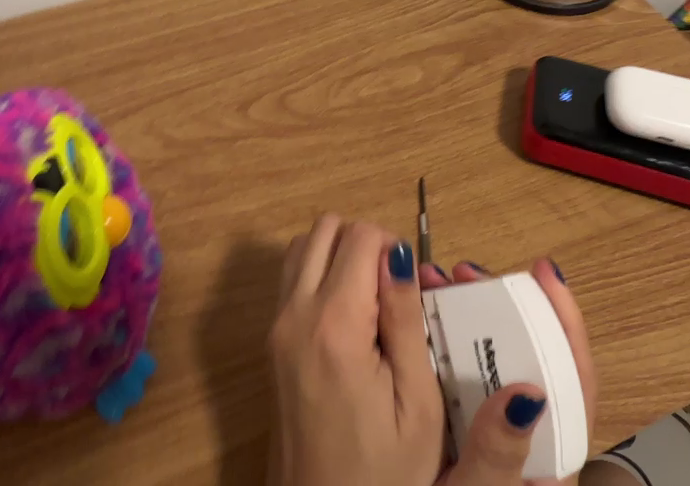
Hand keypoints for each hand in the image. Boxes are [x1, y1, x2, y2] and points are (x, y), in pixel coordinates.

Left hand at [267, 215, 444, 485]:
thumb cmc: (384, 471)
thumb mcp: (418, 404)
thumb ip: (407, 321)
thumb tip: (401, 252)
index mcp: (334, 324)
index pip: (360, 236)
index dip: (394, 250)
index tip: (413, 291)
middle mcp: (294, 312)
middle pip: (325, 228)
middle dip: (365, 243)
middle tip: (395, 293)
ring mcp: (276, 325)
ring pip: (303, 246)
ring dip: (340, 254)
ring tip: (375, 304)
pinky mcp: (271, 340)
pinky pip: (292, 277)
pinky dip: (320, 273)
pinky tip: (349, 318)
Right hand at [421, 259, 597, 485]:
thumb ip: (500, 454)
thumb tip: (529, 392)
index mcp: (550, 450)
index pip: (575, 377)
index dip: (566, 323)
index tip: (545, 273)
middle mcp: (530, 431)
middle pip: (531, 353)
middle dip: (500, 302)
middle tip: (460, 271)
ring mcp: (498, 423)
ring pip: (495, 355)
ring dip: (469, 312)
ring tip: (434, 281)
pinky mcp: (468, 421)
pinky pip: (464, 368)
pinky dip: (446, 334)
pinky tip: (420, 314)